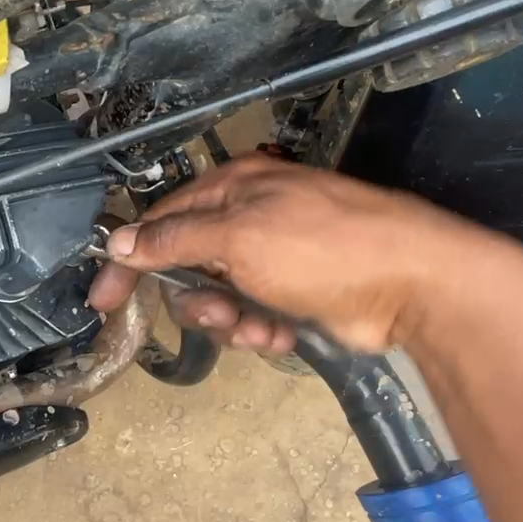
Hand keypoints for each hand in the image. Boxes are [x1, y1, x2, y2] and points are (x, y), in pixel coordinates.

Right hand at [87, 155, 521, 351]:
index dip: (129, 262)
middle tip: (218, 315)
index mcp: (232, 189)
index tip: (104, 300)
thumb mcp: (239, 237)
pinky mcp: (288, 293)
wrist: (418, 287)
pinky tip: (281, 332)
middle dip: (194, 299)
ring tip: (257, 327)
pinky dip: (256, 328)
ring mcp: (268, 257)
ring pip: (212, 297)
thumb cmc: (323, 249)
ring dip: (227, 319)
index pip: (158, 224)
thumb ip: (173, 240)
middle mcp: (245, 218)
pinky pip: (246, 315)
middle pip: (183, 267)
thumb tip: (118, 242)